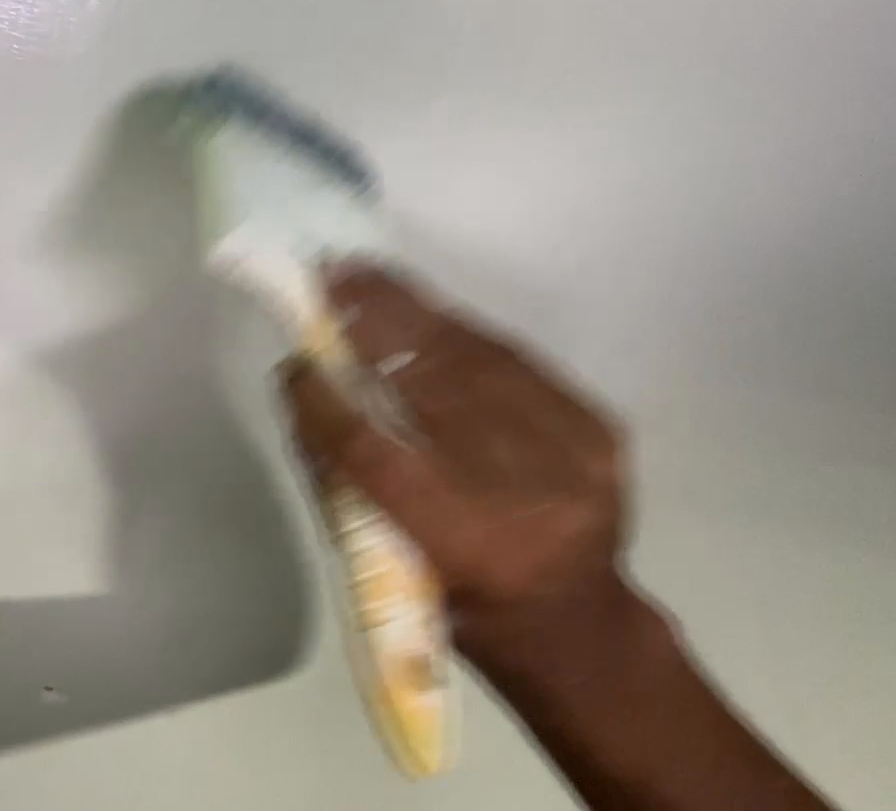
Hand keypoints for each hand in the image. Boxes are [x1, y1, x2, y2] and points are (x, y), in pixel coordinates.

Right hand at [281, 264, 631, 674]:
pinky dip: (462, 335)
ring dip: (417, 312)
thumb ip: (335, 470)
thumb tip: (303, 384)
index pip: (376, 455)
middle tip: (335, 276)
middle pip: (436, 384)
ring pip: (477, 357)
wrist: (572, 620)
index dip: (329, 403)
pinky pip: (515, 361)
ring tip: (370, 279)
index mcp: (460, 542)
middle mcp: (525, 496)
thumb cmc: (453, 594)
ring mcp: (573, 458)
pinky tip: (427, 317)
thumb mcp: (381, 551)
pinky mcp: (599, 431)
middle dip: (378, 321)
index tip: (296, 362)